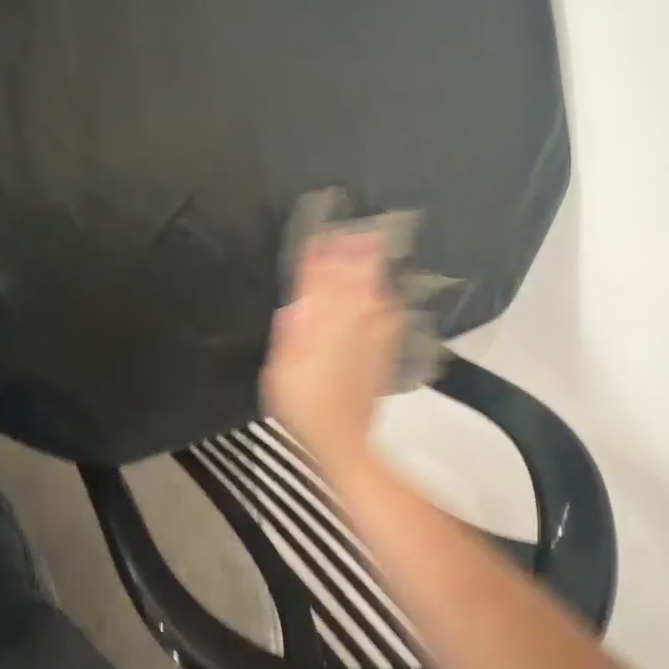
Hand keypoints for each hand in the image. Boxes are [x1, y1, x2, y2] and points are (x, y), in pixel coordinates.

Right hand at [260, 232, 404, 476]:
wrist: (343, 441)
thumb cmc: (303, 404)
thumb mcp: (282, 364)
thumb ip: (293, 330)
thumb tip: (301, 302)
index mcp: (323, 321)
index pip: (320, 276)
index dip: (321, 251)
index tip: (321, 227)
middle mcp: (353, 323)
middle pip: (356, 278)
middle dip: (356, 252)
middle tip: (360, 228)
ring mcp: (374, 337)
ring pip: (375, 292)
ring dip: (373, 268)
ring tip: (372, 246)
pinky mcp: (385, 352)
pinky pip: (386, 312)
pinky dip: (383, 296)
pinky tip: (383, 294)